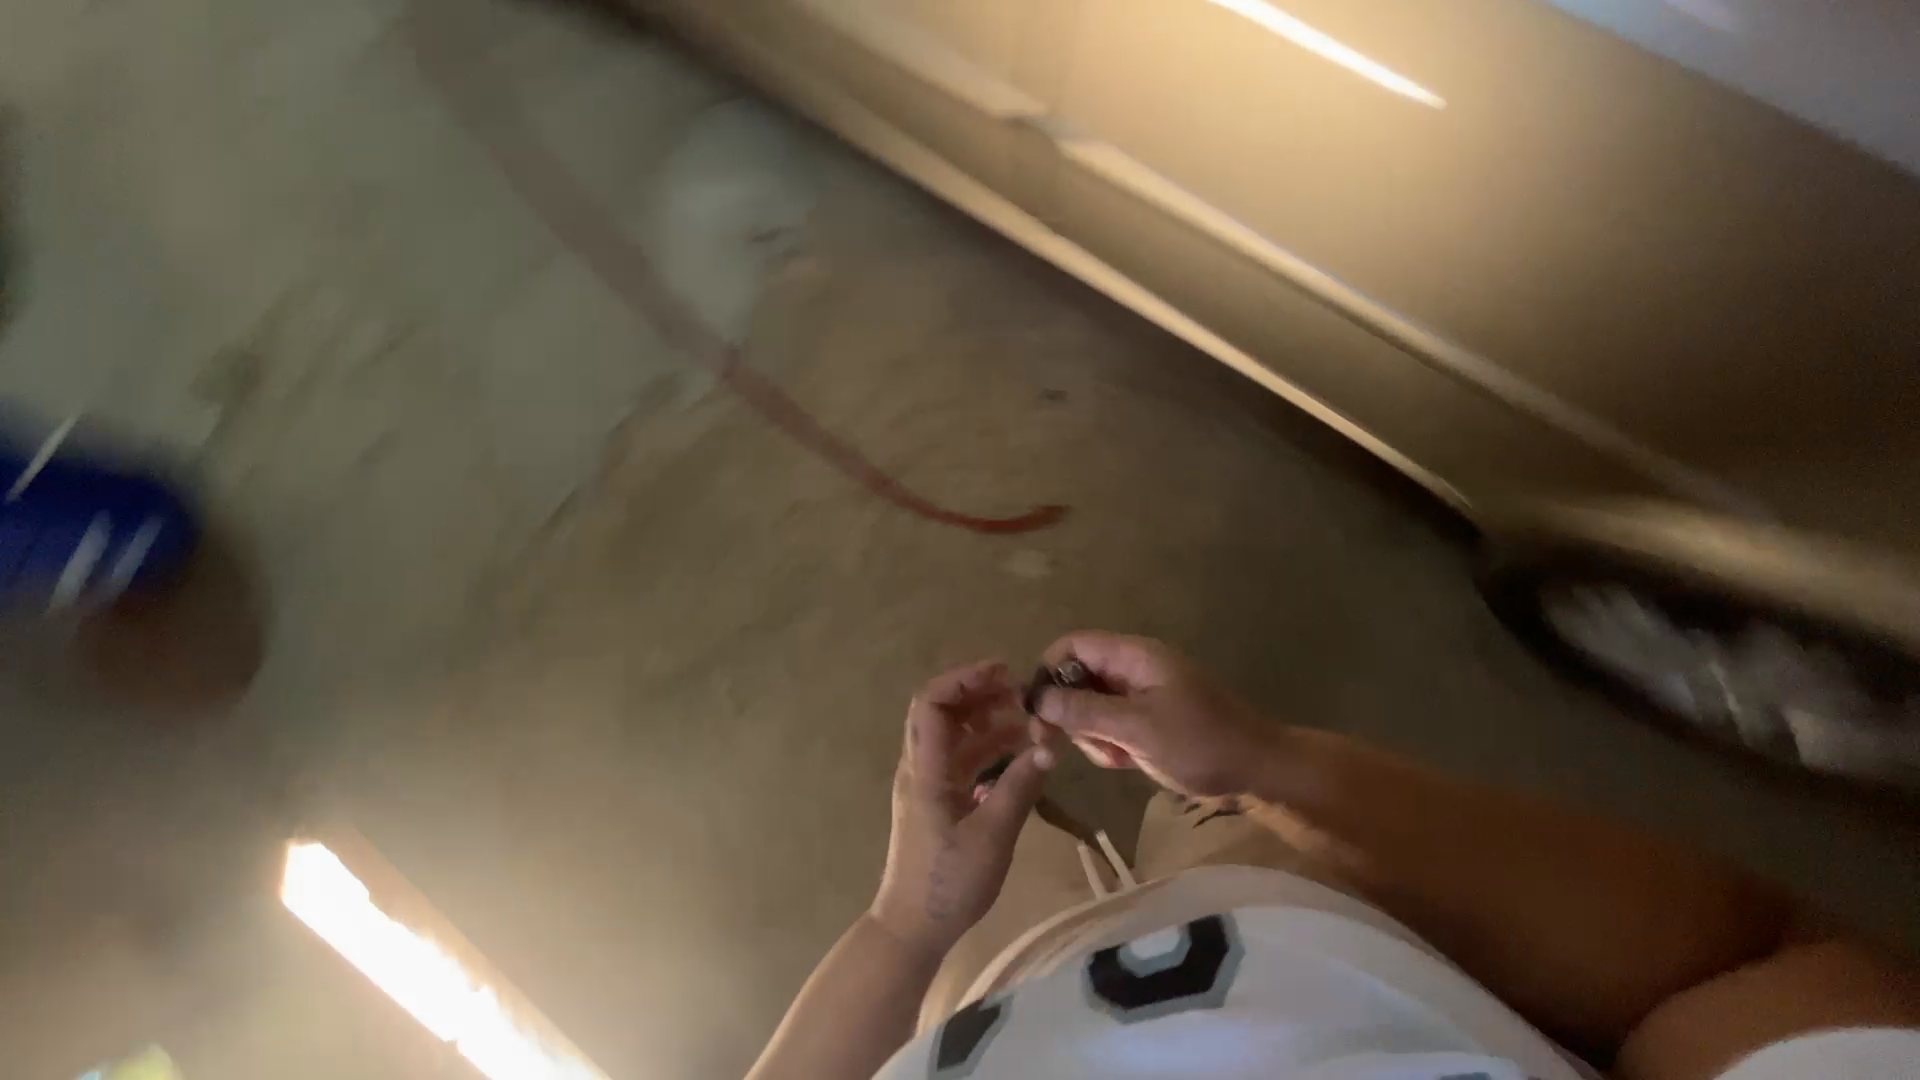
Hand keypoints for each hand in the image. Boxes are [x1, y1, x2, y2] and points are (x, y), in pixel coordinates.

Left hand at [869, 660, 1055, 957]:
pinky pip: (961, 760)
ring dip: (987, 722)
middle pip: (942, 711)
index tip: (1003, 673)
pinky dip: (987, 749)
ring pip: (954, 735)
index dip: (964, 679)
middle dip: (980, 694)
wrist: (912, 927)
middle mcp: (921, 767)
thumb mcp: (992, 835)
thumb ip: (1020, 787)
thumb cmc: (948, 882)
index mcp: (925, 769)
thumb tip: (1048, 745)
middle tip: (1021, 694)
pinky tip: (1017, 755)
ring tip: (1028, 722)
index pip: (932, 703)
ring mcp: (927, 784)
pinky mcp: (937, 801)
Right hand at [1033, 631, 1282, 796]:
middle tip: (1062, 744)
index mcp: (1133, 655)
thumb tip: (1038, 698)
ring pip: (1089, 706)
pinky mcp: (1147, 720)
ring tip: (1115, 756)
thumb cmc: (1201, 743)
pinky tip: (1126, 762)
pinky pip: (1110, 725)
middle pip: (1076, 677)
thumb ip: (1085, 711)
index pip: (1072, 645)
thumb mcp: (1138, 728)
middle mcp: (1133, 668)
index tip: (1036, 710)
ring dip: (1091, 734)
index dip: (1047, 671)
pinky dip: (1109, 744)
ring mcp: (1141, 695)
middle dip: (1068, 712)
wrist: (1260, 771)